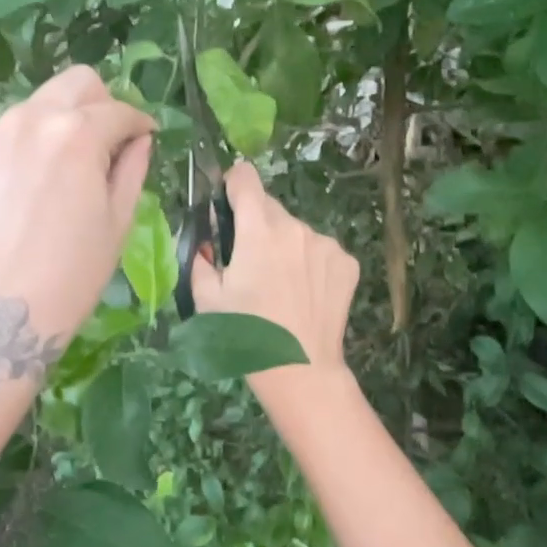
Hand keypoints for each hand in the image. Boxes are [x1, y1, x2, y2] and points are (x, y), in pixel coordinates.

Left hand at [0, 66, 154, 331]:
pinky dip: (9, 157)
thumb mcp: (117, 221)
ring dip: (48, 132)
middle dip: (95, 106)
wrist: (0, 312)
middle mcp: (27, 120)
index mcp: (76, 133)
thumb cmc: (72, 273)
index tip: (142, 138)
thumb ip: (131, 168)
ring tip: (48, 180)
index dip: (138, 124)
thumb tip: (137, 139)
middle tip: (99, 145)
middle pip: (73, 85)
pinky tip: (11, 198)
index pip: (118, 110)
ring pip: (29, 111)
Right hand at [190, 162, 359, 392]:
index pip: (245, 178)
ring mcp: (325, 244)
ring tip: (279, 284)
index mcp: (258, 230)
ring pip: (295, 231)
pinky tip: (303, 292)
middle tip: (249, 261)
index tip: (227, 200)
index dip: (232, 184)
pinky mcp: (346, 262)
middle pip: (269, 208)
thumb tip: (206, 241)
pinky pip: (318, 250)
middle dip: (256, 225)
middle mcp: (295, 227)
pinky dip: (308, 262)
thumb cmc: (245, 334)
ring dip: (284, 245)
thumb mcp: (206, 298)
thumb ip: (201, 258)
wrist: (300, 369)